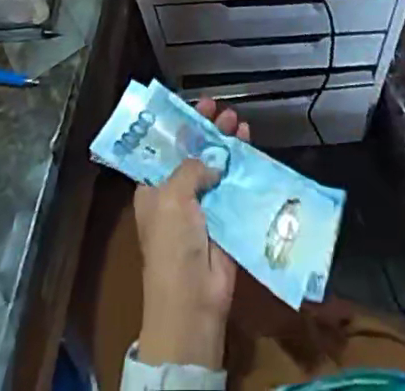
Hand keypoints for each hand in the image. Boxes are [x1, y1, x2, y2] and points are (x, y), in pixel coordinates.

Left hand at [133, 99, 250, 370]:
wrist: (194, 299)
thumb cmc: (173, 245)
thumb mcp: (172, 199)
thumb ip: (191, 167)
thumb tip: (212, 158)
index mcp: (153, 189)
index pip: (165, 149)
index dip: (180, 125)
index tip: (196, 105)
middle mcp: (176, 194)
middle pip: (193, 153)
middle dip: (206, 130)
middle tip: (222, 109)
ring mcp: (202, 206)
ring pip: (216, 165)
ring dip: (226, 143)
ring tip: (239, 121)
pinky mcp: (225, 217)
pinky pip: (234, 184)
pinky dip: (242, 164)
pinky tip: (250, 145)